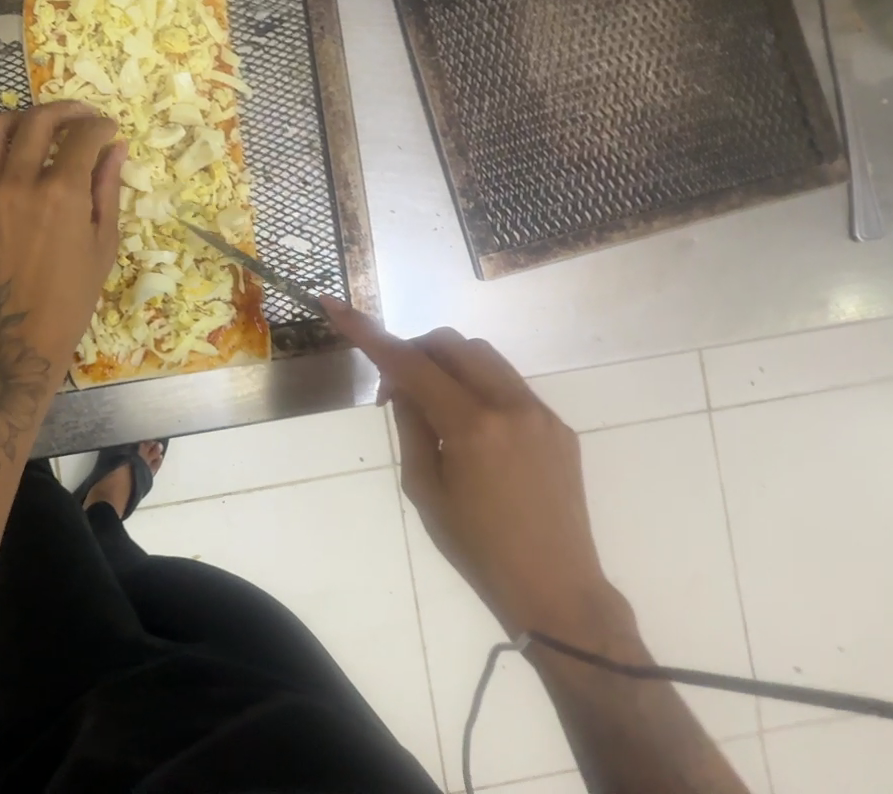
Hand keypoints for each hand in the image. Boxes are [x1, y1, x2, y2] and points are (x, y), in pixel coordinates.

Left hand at [0, 102, 124, 370]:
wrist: (20, 329)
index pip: (82, 135)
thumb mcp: (102, 242)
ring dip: (18, 119)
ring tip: (35, 129)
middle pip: (39, 119)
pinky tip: (2, 158)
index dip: (100, 126)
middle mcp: (19, 182)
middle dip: (66, 110)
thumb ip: (107, 188)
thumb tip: (115, 147)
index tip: (107, 129)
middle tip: (79, 118)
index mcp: (61, 193)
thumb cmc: (71, 294)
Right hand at [323, 299, 621, 639]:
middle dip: (414, 351)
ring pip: (483, 356)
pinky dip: (476, 386)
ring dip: (446, 364)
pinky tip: (469, 430)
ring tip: (431, 408)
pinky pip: (507, 384)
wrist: (555, 587)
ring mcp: (540, 414)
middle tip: (394, 392)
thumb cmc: (475, 546)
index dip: (367, 332)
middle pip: (451, 344)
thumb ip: (411, 425)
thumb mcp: (424, 487)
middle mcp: (510, 406)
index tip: (335, 305)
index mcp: (471, 426)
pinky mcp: (557, 426)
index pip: (409, 362)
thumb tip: (403, 386)